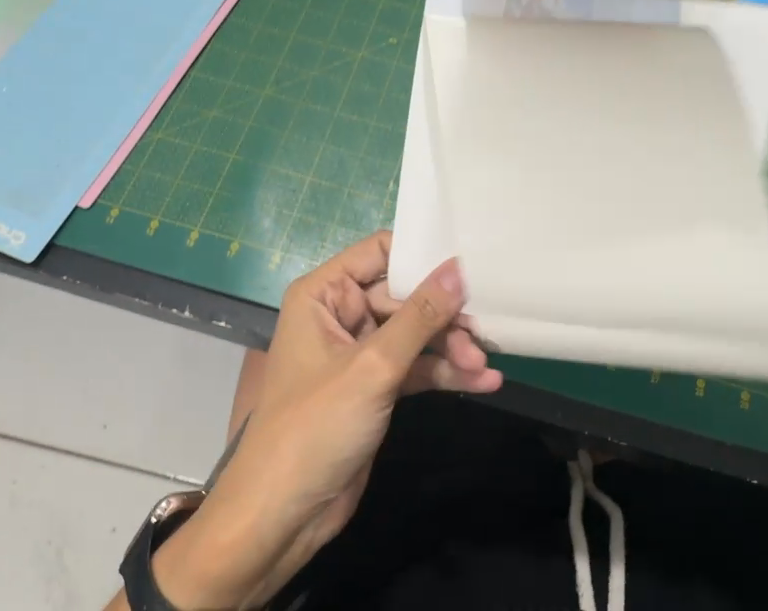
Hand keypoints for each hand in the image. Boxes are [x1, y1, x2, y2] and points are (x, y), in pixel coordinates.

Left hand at [153, 233, 500, 608]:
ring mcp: (359, 354)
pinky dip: (445, 374)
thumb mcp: (372, 367)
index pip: (379, 252)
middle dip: (444, 315)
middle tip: (483, 331)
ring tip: (484, 364)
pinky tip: (483, 383)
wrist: (283, 515)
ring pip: (415, 334)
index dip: (421, 255)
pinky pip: (417, 368)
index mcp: (323, 294)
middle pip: (405, 296)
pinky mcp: (375, 388)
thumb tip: (458, 268)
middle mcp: (341, 315)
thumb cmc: (315, 427)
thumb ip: (419, 317)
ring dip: (451, 348)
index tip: (468, 264)